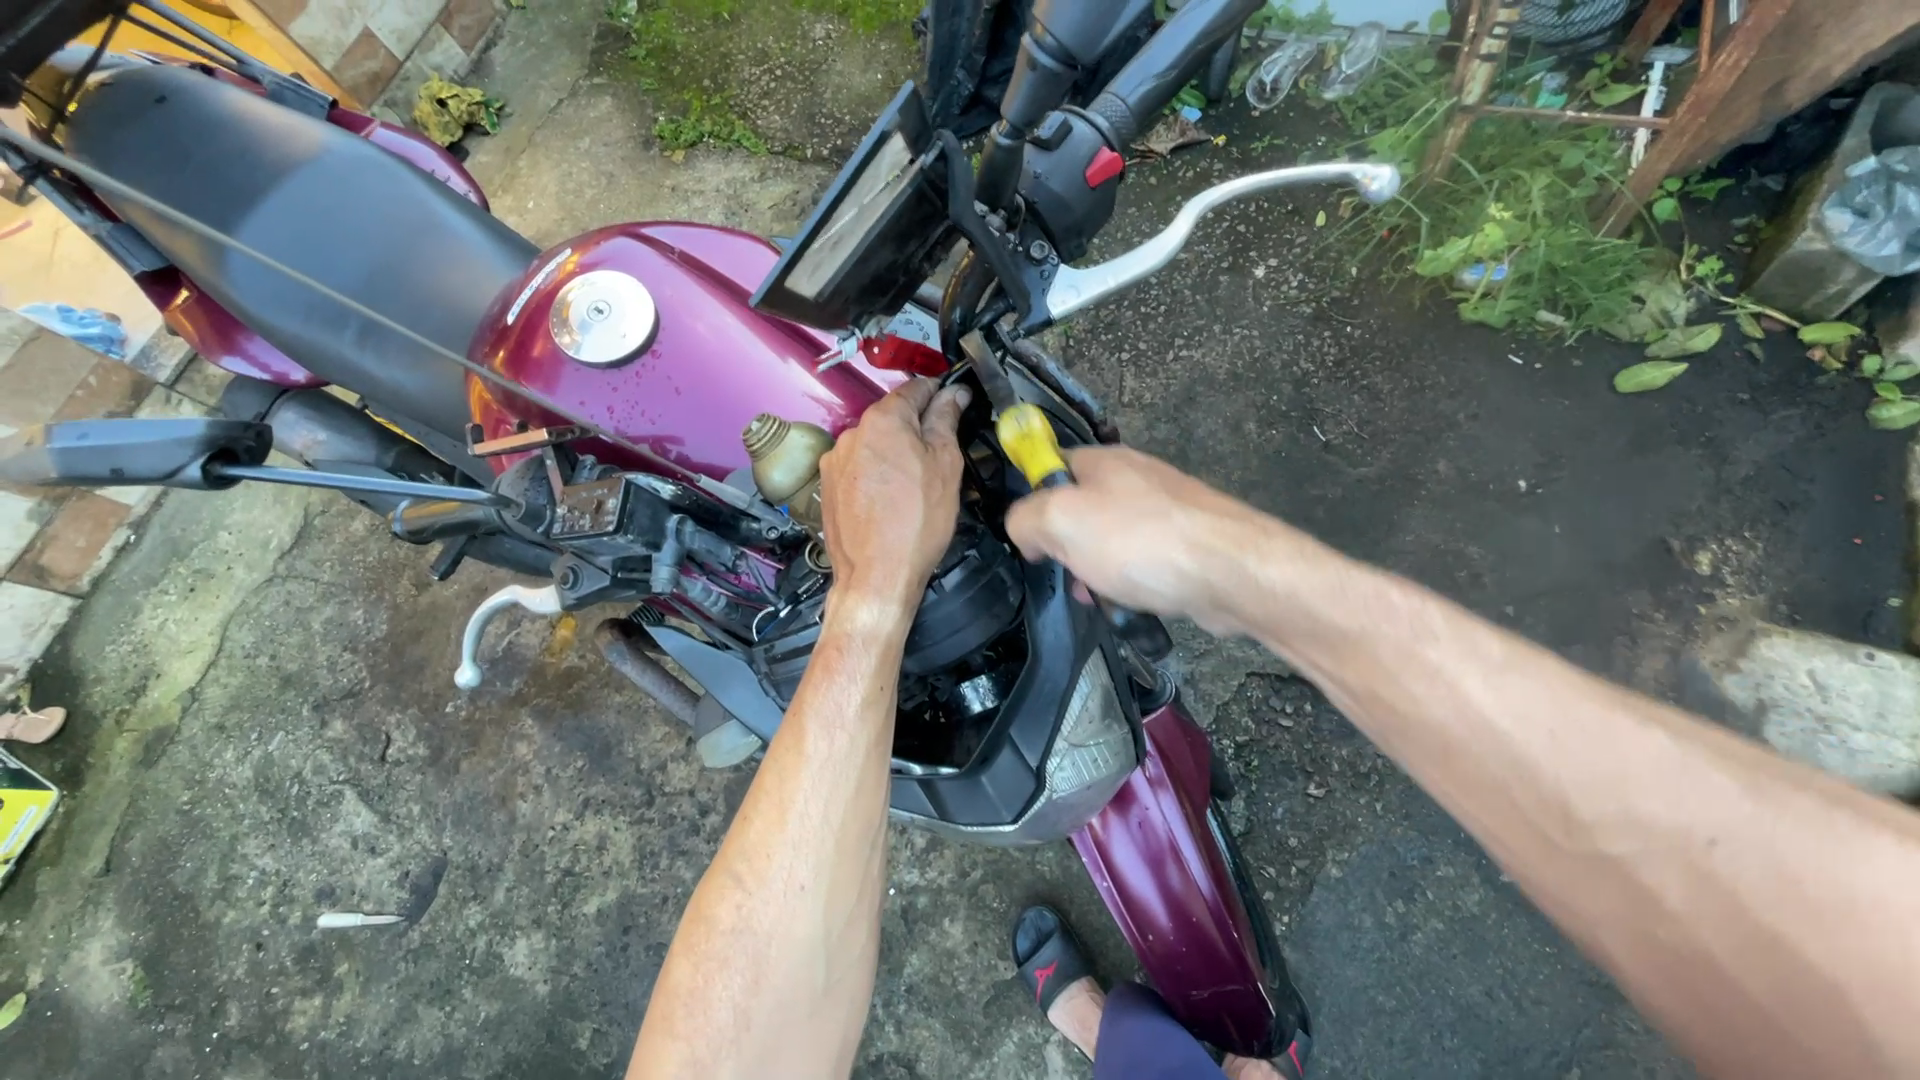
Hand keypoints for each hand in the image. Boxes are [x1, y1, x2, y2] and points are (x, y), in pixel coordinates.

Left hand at [818, 378, 970, 612]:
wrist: (876, 576)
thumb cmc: (916, 525)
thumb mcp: (946, 465)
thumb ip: (946, 421)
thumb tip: (952, 395)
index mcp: (883, 421)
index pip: (913, 388)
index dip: (937, 392)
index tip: (952, 400)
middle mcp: (852, 434)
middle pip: (891, 418)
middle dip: (915, 429)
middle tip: (939, 455)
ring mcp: (835, 462)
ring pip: (873, 445)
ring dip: (893, 454)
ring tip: (914, 486)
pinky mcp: (828, 487)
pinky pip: (858, 469)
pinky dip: (875, 475)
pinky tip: (890, 500)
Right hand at [1004, 446, 1305, 635]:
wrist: (1230, 571)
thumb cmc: (1139, 540)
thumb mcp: (1060, 521)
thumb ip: (1025, 519)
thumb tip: (1023, 530)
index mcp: (1102, 461)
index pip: (1050, 466)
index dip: (1030, 499)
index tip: (1027, 537)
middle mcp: (1135, 478)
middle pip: (1080, 508)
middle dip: (1064, 545)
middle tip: (1063, 574)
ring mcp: (1166, 511)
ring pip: (1111, 540)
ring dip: (1095, 570)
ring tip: (1095, 597)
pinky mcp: (1188, 543)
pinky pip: (1142, 561)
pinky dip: (1129, 583)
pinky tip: (1129, 604)